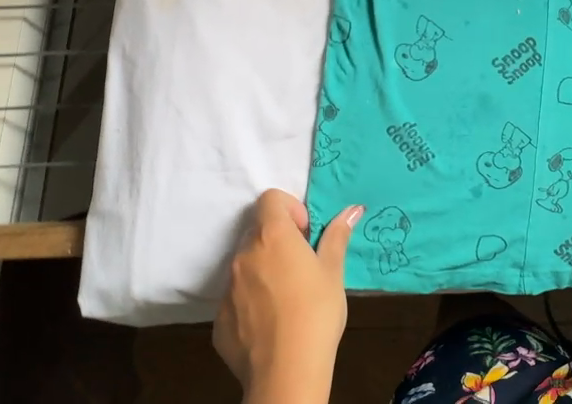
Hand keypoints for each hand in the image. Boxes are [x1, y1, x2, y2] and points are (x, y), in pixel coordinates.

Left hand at [213, 189, 360, 397]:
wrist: (286, 373)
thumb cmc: (316, 312)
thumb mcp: (333, 271)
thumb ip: (337, 236)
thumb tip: (352, 209)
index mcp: (272, 236)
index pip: (270, 198)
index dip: (290, 209)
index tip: (305, 234)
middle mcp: (243, 256)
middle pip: (257, 231)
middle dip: (278, 240)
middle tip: (301, 266)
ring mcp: (226, 289)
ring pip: (245, 265)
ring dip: (263, 269)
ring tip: (287, 298)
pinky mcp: (219, 320)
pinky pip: (235, 298)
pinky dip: (251, 301)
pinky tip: (271, 324)